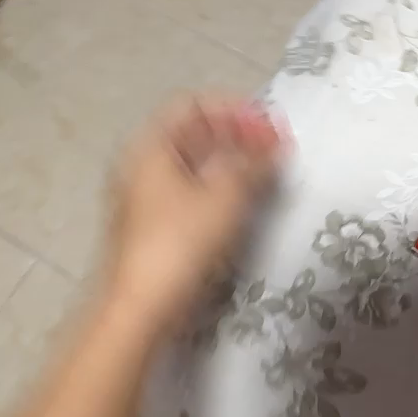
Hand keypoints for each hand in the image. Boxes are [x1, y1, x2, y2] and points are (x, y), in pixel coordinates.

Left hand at [104, 96, 284, 331]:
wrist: (140, 311)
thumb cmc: (180, 244)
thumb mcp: (225, 197)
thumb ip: (253, 163)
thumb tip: (275, 145)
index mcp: (151, 146)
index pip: (194, 105)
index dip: (235, 109)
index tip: (270, 125)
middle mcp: (144, 164)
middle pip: (194, 133)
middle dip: (238, 135)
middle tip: (277, 147)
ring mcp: (147, 196)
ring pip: (195, 164)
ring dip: (233, 161)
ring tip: (269, 172)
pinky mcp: (157, 225)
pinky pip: (192, 190)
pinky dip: (221, 186)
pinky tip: (247, 200)